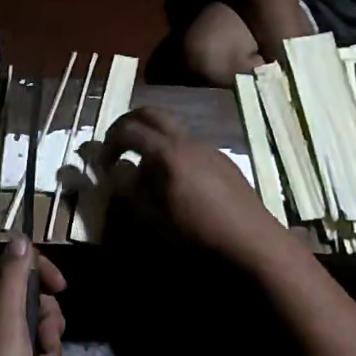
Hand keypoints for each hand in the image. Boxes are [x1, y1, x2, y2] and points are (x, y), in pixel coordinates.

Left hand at [0, 236, 66, 355]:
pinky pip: (39, 349)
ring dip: (50, 349)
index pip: (18, 263)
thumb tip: (20, 238)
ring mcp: (4, 334)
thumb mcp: (8, 318)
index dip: (42, 271)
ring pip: (42, 325)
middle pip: (37, 297)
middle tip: (48, 341)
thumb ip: (14, 277)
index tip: (60, 287)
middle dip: (50, 321)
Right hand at [101, 107, 298, 270]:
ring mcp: (209, 148)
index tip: (102, 163)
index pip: (129, 130)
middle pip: (151, 114)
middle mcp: (188, 141)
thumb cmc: (198, 233)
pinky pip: (190, 145)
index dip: (109, 142)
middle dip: (128, 124)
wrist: (253, 242)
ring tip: (145, 168)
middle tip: (117, 145)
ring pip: (173, 128)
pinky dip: (172, 151)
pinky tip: (175, 181)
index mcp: (168, 152)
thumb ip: (133, 192)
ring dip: (152, 138)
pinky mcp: (223, 161)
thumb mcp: (155, 218)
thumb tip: (122, 176)